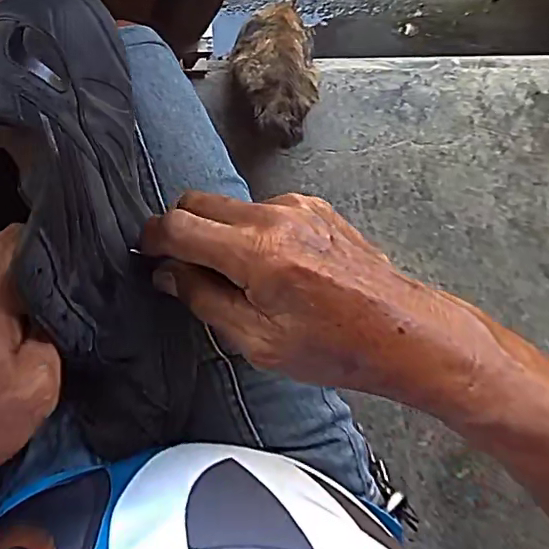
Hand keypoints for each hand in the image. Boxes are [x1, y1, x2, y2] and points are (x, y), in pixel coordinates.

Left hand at [0, 223, 61, 495]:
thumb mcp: (39, 381)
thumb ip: (54, 331)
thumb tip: (56, 309)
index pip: (27, 236)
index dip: (58, 247)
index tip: (81, 267)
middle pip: (7, 245)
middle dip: (40, 262)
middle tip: (68, 290)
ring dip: (19, 281)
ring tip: (47, 309)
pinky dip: (1, 295)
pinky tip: (19, 324)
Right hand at [143, 191, 513, 417]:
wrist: (404, 331)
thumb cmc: (336, 348)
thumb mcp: (259, 342)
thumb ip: (203, 300)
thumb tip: (168, 272)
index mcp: (257, 253)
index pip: (179, 225)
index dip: (152, 237)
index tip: (145, 249)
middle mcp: (274, 216)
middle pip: (197, 201)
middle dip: (179, 227)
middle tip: (181, 262)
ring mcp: (296, 205)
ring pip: (229, 204)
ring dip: (218, 230)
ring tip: (239, 273)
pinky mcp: (312, 204)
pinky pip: (262, 208)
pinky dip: (251, 230)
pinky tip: (272, 264)